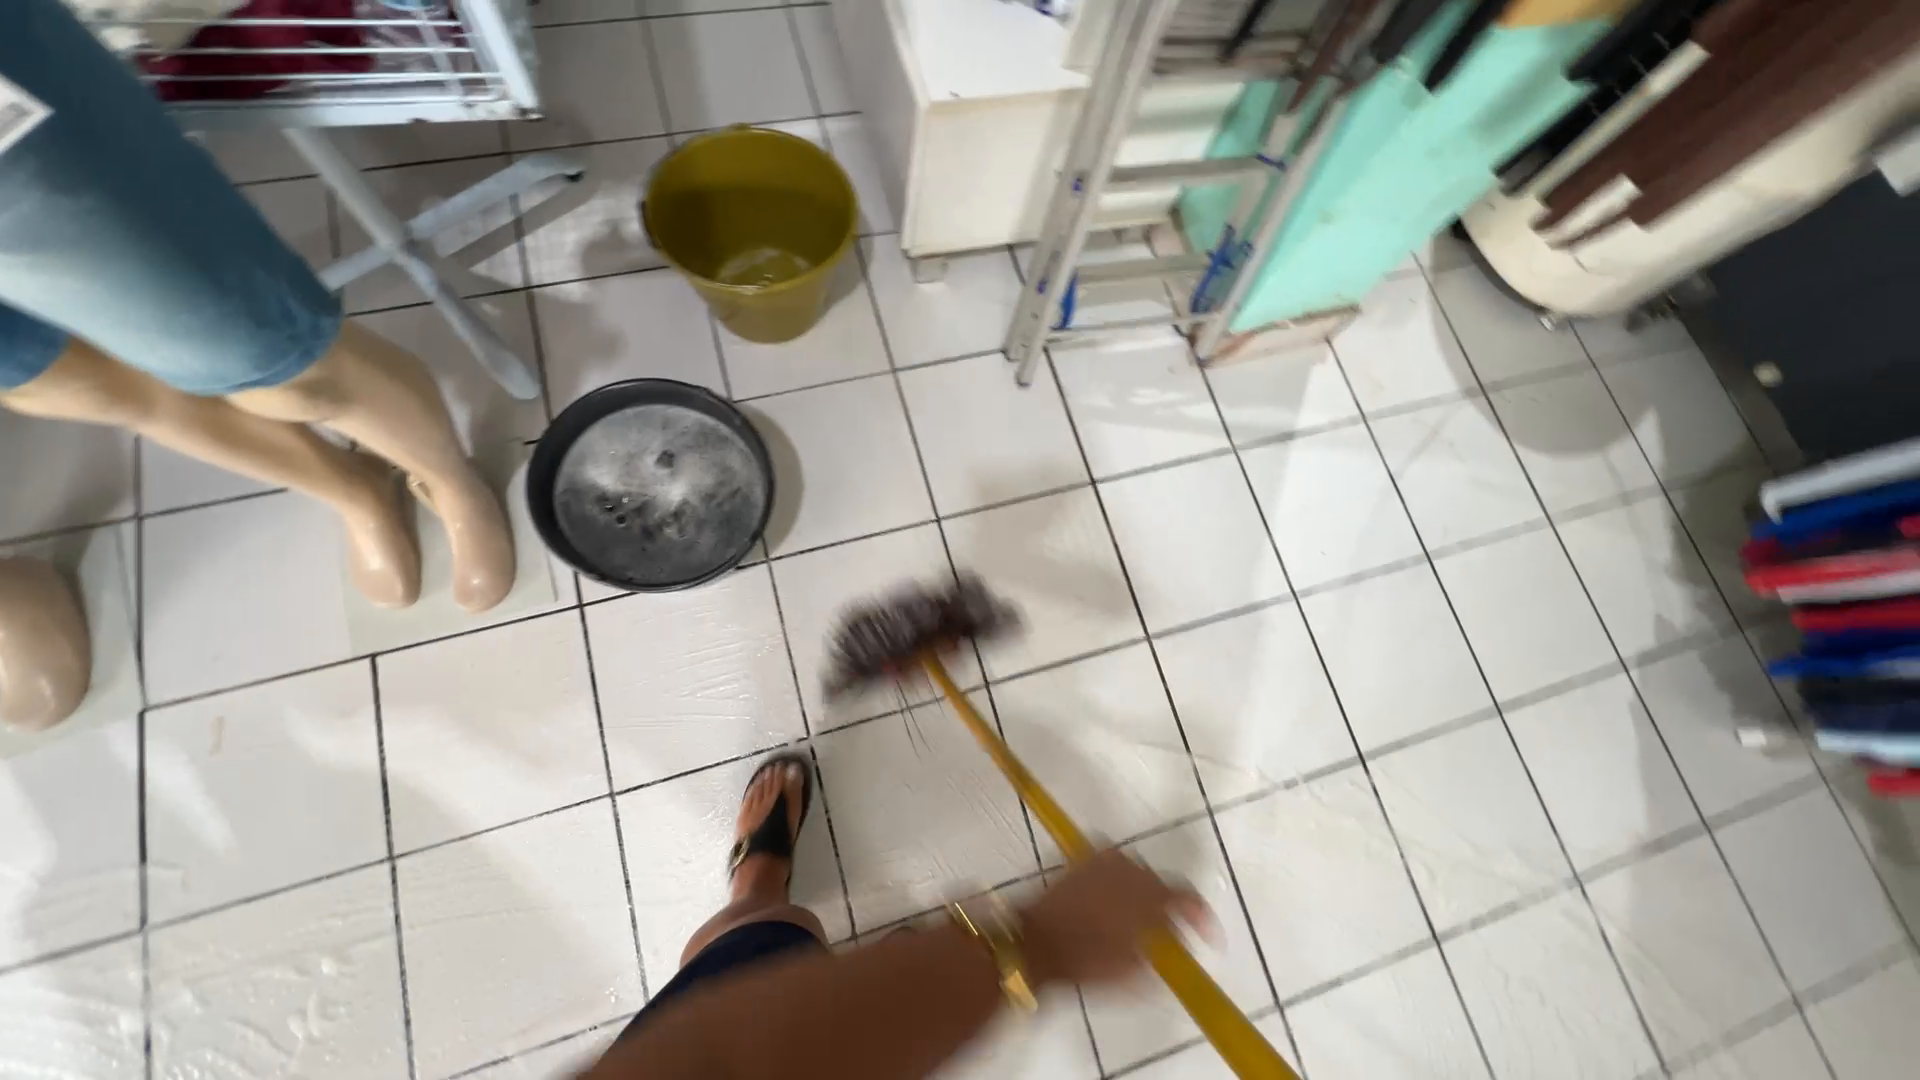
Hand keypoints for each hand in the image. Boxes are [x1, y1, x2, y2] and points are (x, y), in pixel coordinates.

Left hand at [1018, 849, 1212, 987]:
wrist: (1036, 940)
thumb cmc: (1087, 961)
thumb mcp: (1135, 970)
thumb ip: (1164, 950)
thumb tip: (1180, 941)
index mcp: (1147, 895)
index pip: (1188, 897)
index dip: (1203, 918)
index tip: (1209, 937)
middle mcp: (1129, 868)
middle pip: (1160, 882)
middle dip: (1168, 904)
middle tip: (1168, 930)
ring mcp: (1102, 859)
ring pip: (1136, 870)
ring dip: (1143, 890)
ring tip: (1139, 916)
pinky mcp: (1081, 858)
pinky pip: (1110, 862)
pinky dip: (1118, 877)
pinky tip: (1114, 896)